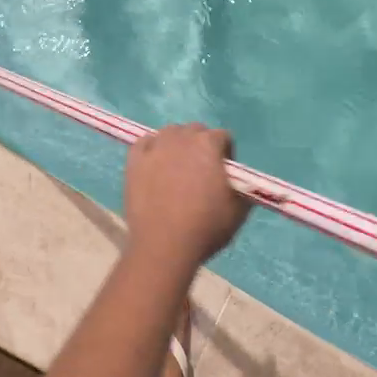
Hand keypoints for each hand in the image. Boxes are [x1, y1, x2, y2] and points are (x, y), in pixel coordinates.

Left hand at [123, 124, 249, 268]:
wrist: (163, 245)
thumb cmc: (205, 227)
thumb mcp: (239, 210)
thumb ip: (243, 187)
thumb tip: (239, 181)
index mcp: (208, 144)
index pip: (222, 137)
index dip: (226, 154)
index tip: (224, 174)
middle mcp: (181, 138)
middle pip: (195, 131)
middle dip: (201, 146)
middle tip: (201, 173)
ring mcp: (155, 147)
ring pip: (169, 134)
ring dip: (177, 145)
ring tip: (176, 169)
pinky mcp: (134, 160)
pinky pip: (144, 143)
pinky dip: (151, 149)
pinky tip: (154, 166)